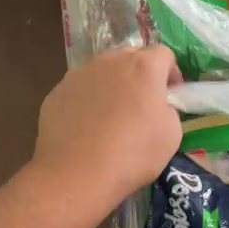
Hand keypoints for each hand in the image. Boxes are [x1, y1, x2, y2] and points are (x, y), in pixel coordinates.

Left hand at [30, 46, 182, 213]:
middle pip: (131, 57)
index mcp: (143, 66)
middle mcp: (110, 61)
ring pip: (103, 72)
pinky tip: (86, 129)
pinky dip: (87, 101)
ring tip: (111, 118)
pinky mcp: (56, 92)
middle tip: (142, 104)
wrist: (75, 175)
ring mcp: (79, 74)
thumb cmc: (132, 153)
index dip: (171, 73)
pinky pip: (80, 90)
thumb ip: (169, 108)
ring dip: (112, 86)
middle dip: (140, 75)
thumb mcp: (172, 133)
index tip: (171, 95)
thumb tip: (158, 106)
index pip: (164, 53)